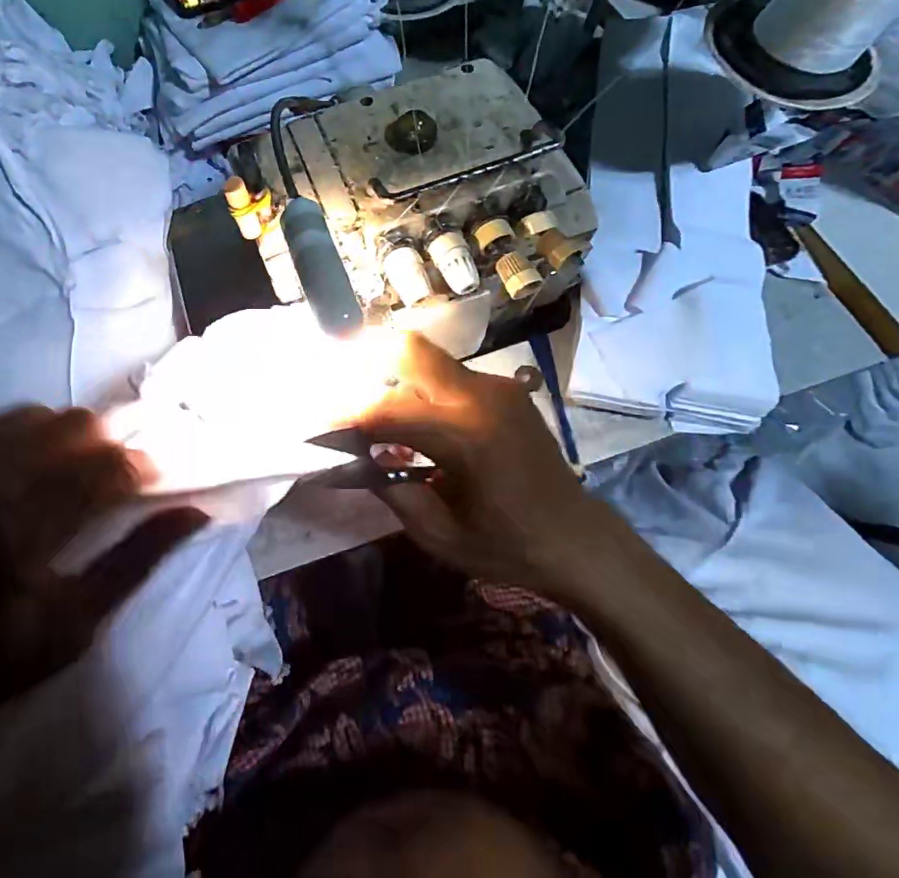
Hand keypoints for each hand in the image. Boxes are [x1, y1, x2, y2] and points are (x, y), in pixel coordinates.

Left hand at [0, 405, 207, 724]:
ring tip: (62, 476)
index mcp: (16, 525)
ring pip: (18, 419)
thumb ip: (133, 565)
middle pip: (66, 425)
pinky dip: (3, 450)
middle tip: (114, 472)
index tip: (156, 471)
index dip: (139, 464)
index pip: (103, 466)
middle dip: (105, 442)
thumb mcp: (60, 635)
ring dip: (57, 439)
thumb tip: (193, 513)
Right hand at [361, 335, 630, 597]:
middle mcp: (482, 397)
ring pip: (430, 363)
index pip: (388, 412)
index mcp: (466, 436)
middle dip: (371, 370)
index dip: (349, 419)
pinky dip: (426, 393)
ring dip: (400, 385)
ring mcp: (499, 389)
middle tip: (352, 408)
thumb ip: (391, 490)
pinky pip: (453, 377)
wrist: (576, 539)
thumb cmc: (507, 546)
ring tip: (387, 428)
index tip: (321, 429)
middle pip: (410, 353)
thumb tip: (352, 459)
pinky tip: (424, 430)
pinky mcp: (508, 391)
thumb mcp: (439, 534)